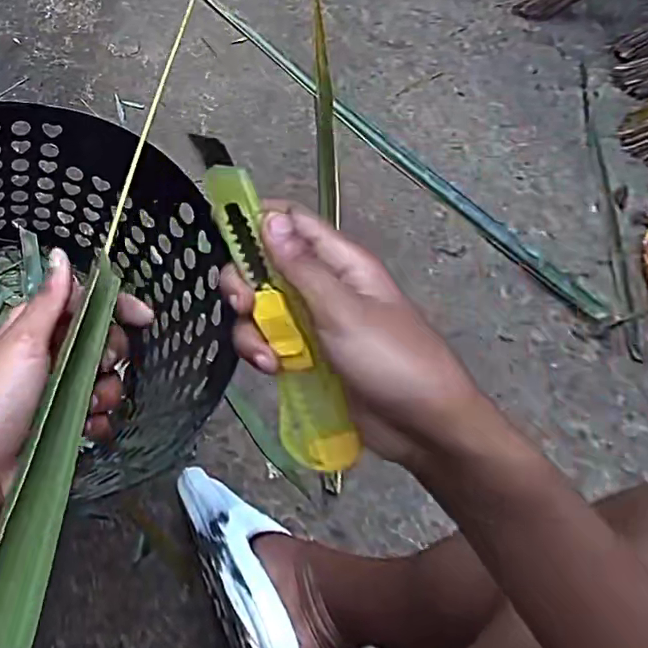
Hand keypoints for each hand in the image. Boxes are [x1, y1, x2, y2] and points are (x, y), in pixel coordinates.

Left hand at [0, 249, 154, 487]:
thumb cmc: (2, 396)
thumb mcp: (24, 341)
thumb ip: (50, 300)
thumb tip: (60, 254)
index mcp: (38, 326)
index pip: (85, 303)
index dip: (115, 307)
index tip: (143, 318)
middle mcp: (52, 353)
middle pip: (103, 339)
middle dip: (110, 353)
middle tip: (98, 365)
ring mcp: (61, 389)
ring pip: (107, 378)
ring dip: (105, 392)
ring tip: (86, 407)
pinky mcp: (69, 421)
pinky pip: (102, 413)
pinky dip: (100, 421)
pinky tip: (87, 429)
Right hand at [220, 201, 511, 468]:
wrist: (424, 430)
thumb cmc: (394, 362)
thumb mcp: (344, 311)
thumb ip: (301, 267)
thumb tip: (269, 218)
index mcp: (339, 263)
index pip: (290, 221)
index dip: (256, 221)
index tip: (223, 236)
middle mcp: (319, 284)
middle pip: (260, 265)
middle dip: (243, 284)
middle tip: (244, 306)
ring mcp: (308, 319)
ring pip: (257, 305)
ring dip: (251, 328)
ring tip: (267, 356)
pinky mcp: (301, 350)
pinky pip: (264, 338)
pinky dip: (260, 350)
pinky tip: (273, 369)